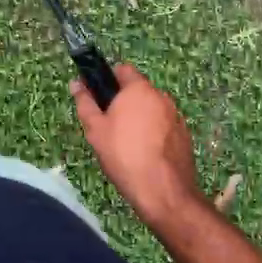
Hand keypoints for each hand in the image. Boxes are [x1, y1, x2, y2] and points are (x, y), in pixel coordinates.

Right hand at [70, 62, 204, 224]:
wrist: (164, 193)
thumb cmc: (124, 156)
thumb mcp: (96, 130)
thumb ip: (85, 103)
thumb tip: (76, 83)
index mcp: (139, 88)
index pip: (123, 69)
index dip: (109, 80)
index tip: (99, 98)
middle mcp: (161, 95)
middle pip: (138, 90)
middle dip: (124, 103)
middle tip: (110, 126)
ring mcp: (176, 115)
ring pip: (152, 109)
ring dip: (141, 118)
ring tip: (128, 145)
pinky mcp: (185, 135)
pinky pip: (164, 126)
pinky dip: (155, 134)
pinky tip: (147, 155)